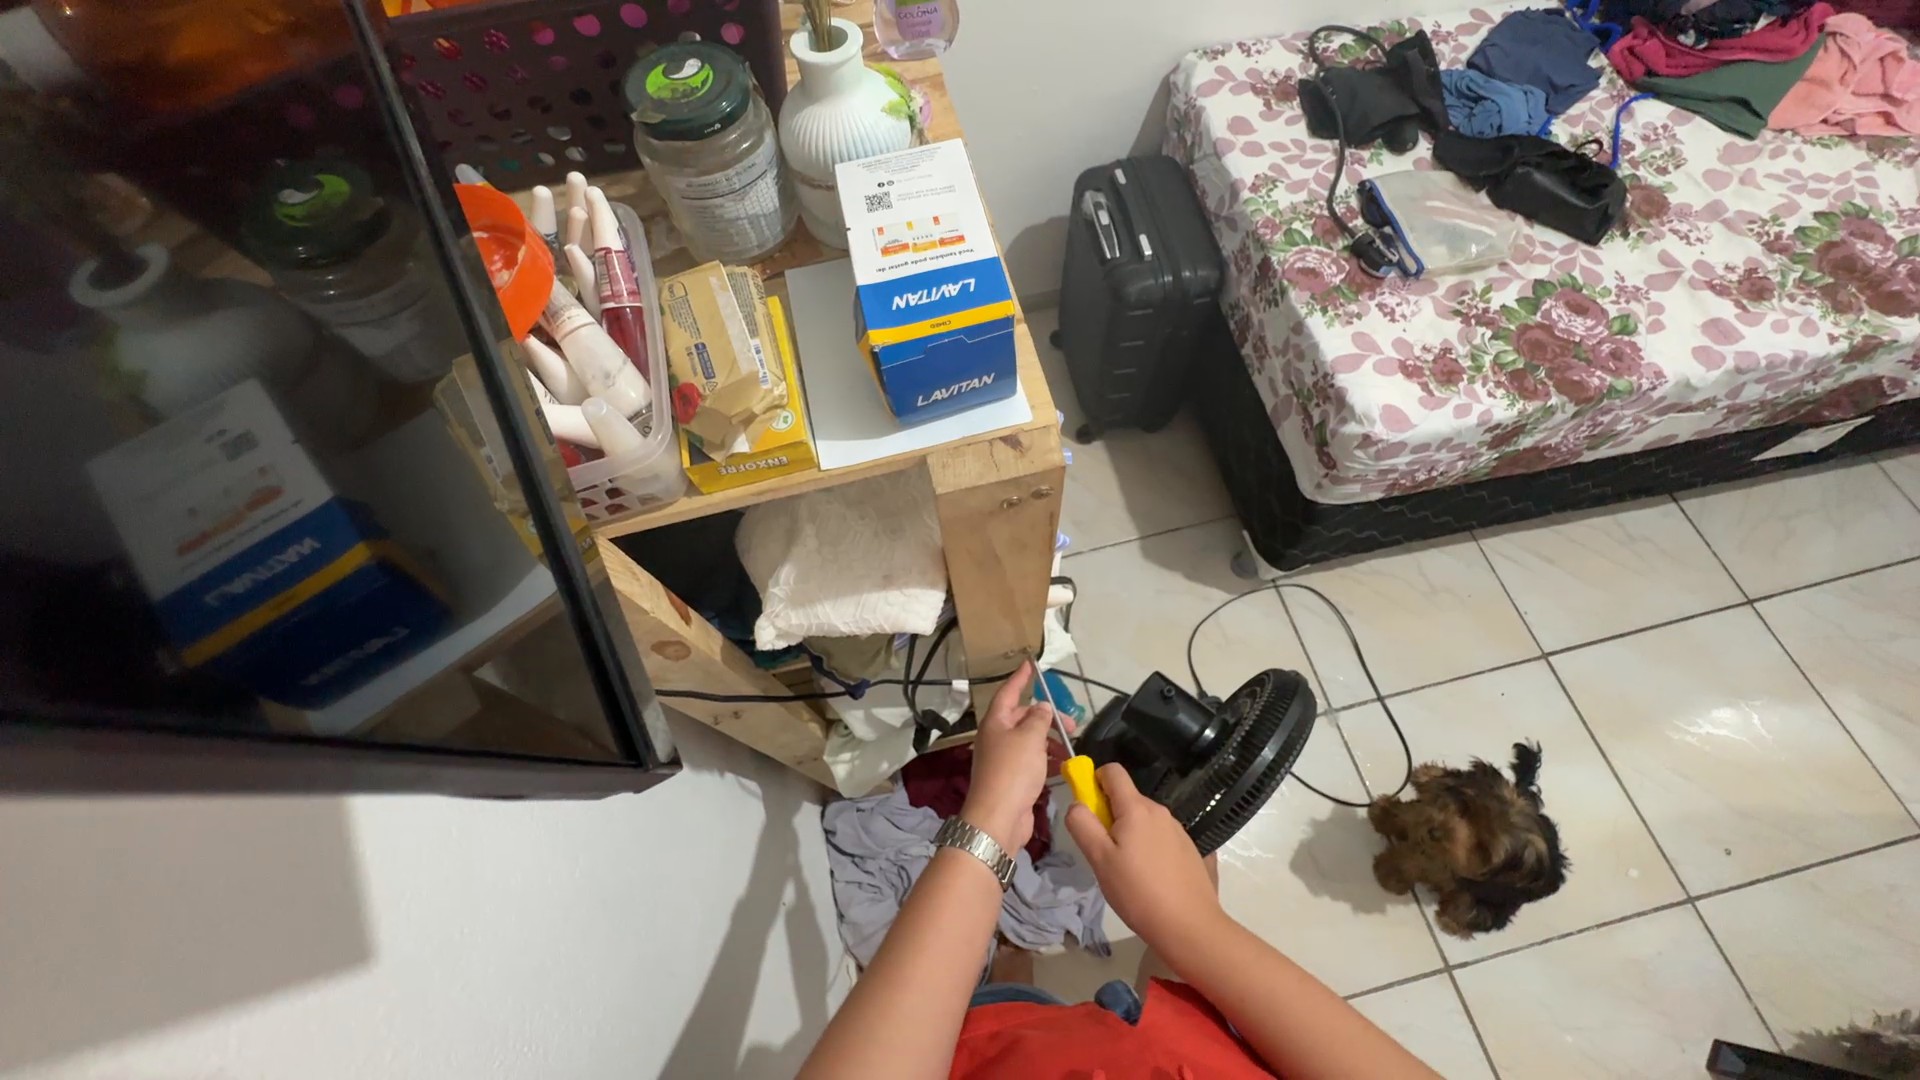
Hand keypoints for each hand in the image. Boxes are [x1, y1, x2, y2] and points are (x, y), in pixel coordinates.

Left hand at [960, 662, 1056, 854]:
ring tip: (1071, 748)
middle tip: (1071, 724)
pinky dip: (1047, 759)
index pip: (1008, 692)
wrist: (998, 818)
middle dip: (1046, 717)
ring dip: (1049, 740)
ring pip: (1029, 741)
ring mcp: (1003, 759)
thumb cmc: (1012, 771)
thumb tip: (1042, 707)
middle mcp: (997, 737)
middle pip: (1022, 718)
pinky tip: (1062, 765)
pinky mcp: (1012, 779)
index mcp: (996, 722)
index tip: (1031, 665)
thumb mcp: (1030, 738)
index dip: (1020, 678)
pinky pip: (1032, 761)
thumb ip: (1039, 719)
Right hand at [1065, 763, 1226, 954]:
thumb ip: (1082, 824)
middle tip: (1105, 852)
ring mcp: (1178, 830)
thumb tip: (1077, 804)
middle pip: (1127, 798)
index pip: (1113, 771)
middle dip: (1110, 815)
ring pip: (1143, 819)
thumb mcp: (1099, 859)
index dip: (1094, 780)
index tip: (1089, 809)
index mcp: (1136, 808)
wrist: (1190, 927)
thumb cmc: (1138, 892)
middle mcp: (1159, 811)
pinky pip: (1160, 836)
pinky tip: (1150, 879)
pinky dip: (1148, 847)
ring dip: (1129, 833)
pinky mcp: (1189, 849)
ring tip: (1127, 871)